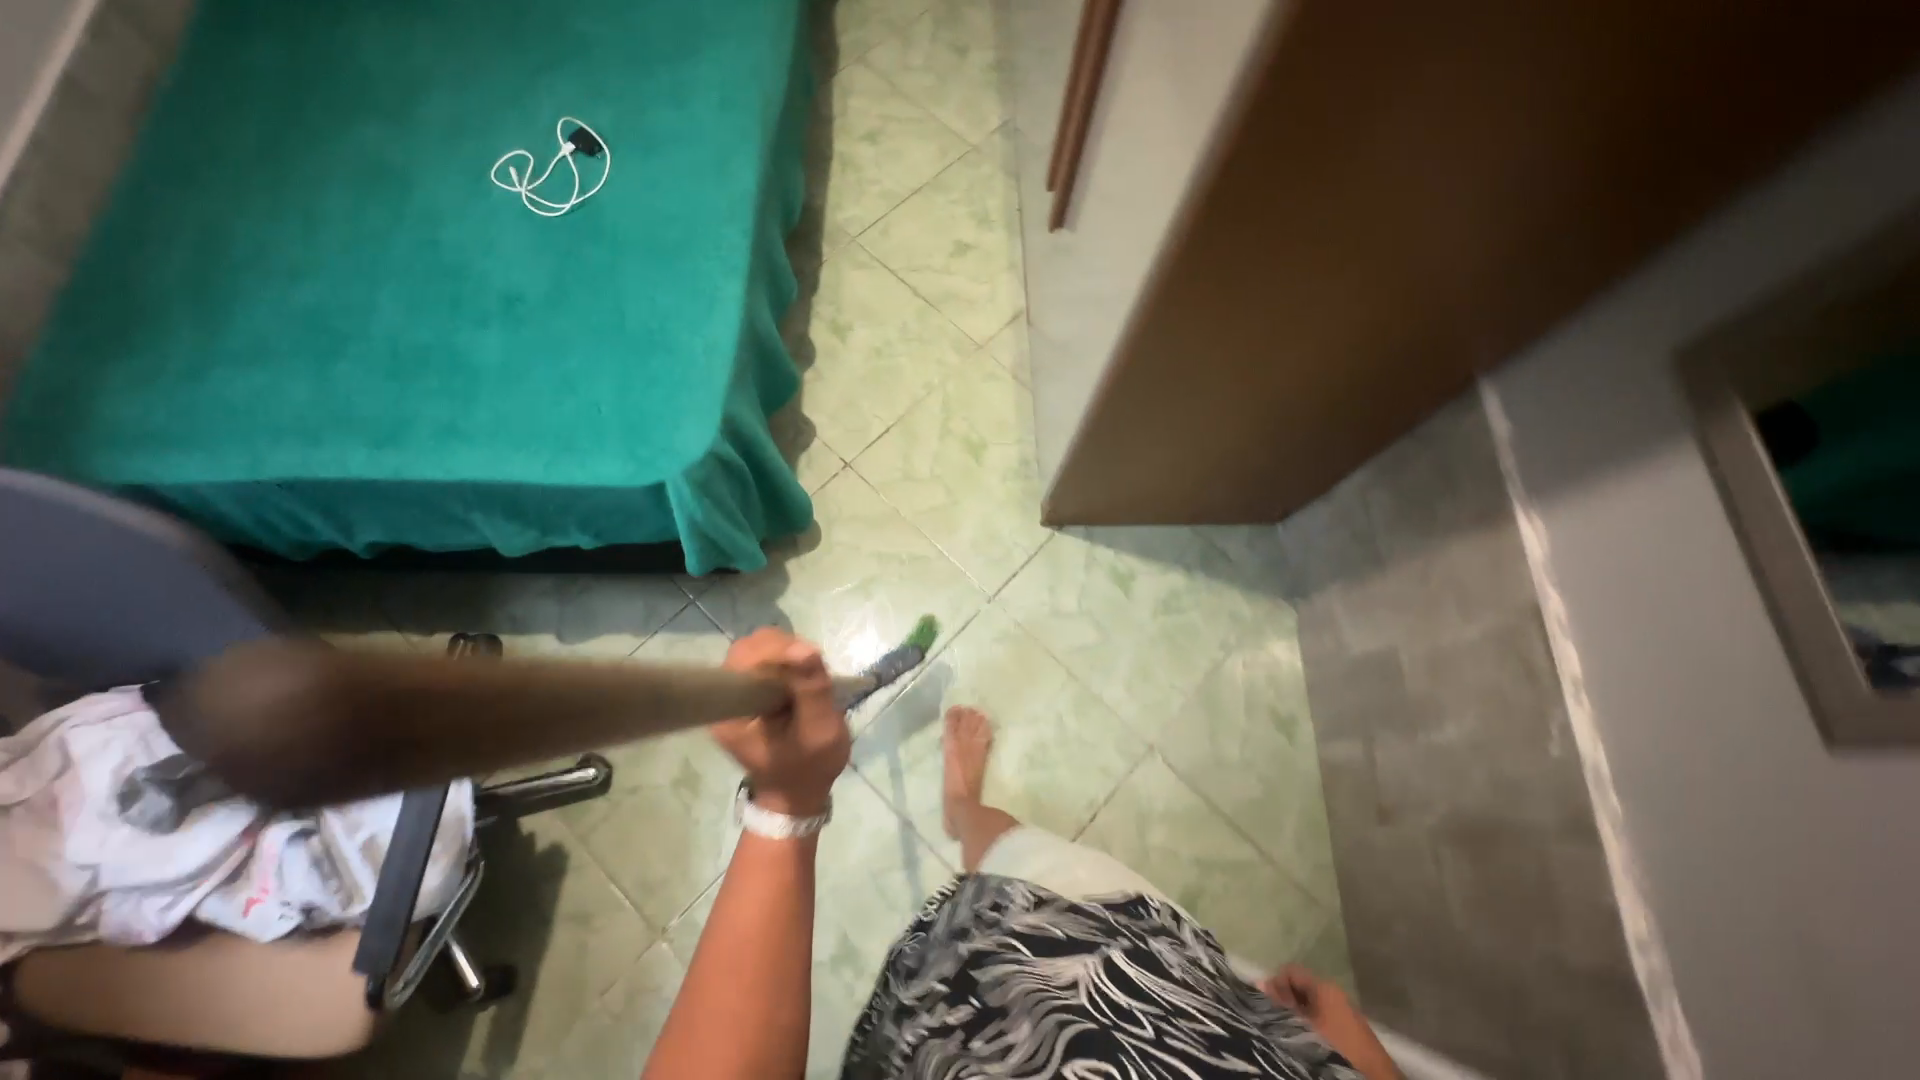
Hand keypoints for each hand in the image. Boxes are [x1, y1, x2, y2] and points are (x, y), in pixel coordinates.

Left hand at [710, 627, 849, 817]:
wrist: (797, 795)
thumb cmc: (809, 768)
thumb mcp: (820, 731)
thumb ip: (812, 689)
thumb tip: (805, 648)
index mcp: (730, 711)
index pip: (744, 659)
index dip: (775, 651)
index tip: (808, 658)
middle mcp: (724, 698)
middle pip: (747, 649)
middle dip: (783, 650)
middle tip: (813, 667)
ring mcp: (734, 693)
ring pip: (756, 650)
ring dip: (787, 654)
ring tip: (809, 674)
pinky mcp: (747, 691)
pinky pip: (763, 661)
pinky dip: (786, 661)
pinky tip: (802, 678)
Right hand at [1260, 965, 1401, 1079]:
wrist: (1370, 1064)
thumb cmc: (1337, 1038)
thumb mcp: (1307, 1020)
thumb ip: (1284, 1002)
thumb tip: (1260, 982)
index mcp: (1322, 985)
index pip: (1292, 971)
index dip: (1278, 982)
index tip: (1271, 1001)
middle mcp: (1329, 987)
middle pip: (1299, 980)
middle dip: (1285, 992)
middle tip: (1275, 1011)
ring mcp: (1336, 1000)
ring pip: (1307, 993)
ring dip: (1294, 1003)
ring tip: (1285, 1020)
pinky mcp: (1340, 1014)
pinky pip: (1316, 1003)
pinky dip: (1305, 1010)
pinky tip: (1301, 1027)